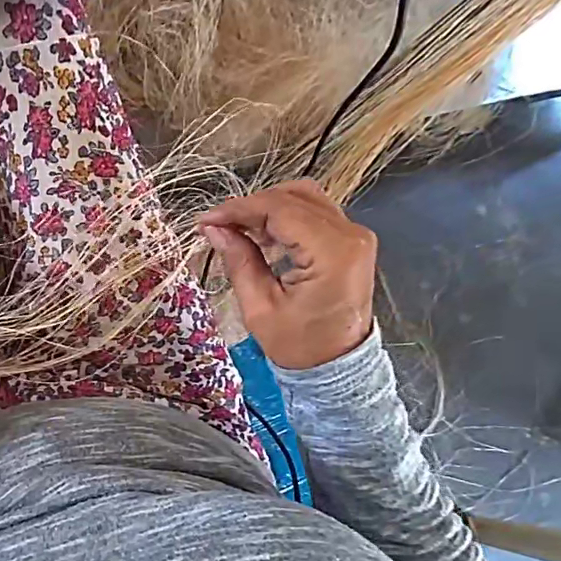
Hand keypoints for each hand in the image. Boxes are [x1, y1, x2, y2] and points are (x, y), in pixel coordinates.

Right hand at [199, 180, 376, 369]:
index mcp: (331, 253)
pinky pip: (312, 212)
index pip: (279, 209)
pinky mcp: (350, 240)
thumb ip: (239, 260)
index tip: (205, 221)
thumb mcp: (258, 306)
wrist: (336, 364)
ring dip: (265, 207)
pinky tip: (259, 234)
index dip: (237, 209)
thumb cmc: (298, 342)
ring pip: (304, 197)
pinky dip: (281, 215)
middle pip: (292, 197)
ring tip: (236, 228)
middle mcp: (350, 235)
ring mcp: (354, 235)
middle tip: (216, 225)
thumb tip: (214, 229)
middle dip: (248, 206)